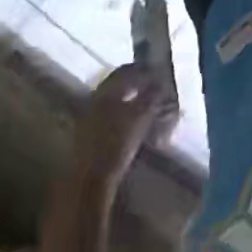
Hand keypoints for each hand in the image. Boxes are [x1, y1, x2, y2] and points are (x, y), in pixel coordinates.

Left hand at [73, 64, 175, 190]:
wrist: (90, 181)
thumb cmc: (116, 143)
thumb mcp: (140, 117)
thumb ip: (152, 97)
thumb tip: (162, 83)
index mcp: (105, 91)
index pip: (126, 71)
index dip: (143, 70)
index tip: (159, 74)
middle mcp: (95, 99)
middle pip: (119, 85)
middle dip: (139, 86)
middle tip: (157, 90)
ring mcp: (89, 118)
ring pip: (115, 101)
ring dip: (133, 101)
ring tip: (151, 108)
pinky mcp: (89, 136)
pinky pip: (111, 116)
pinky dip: (126, 115)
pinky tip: (137, 124)